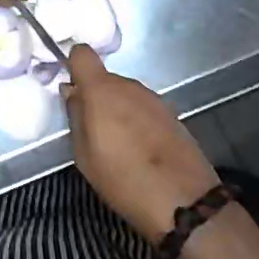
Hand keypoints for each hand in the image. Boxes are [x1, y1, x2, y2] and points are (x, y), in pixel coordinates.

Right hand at [62, 44, 220, 243]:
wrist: (186, 204)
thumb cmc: (123, 179)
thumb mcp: (84, 155)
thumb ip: (75, 116)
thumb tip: (72, 92)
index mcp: (101, 90)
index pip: (82, 54)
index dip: (74, 66)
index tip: (73, 88)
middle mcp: (129, 86)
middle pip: (105, 79)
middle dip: (97, 97)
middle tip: (95, 129)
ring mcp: (154, 99)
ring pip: (126, 95)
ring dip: (119, 110)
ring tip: (121, 145)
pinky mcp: (173, 116)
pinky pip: (144, 109)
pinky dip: (139, 122)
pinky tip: (142, 151)